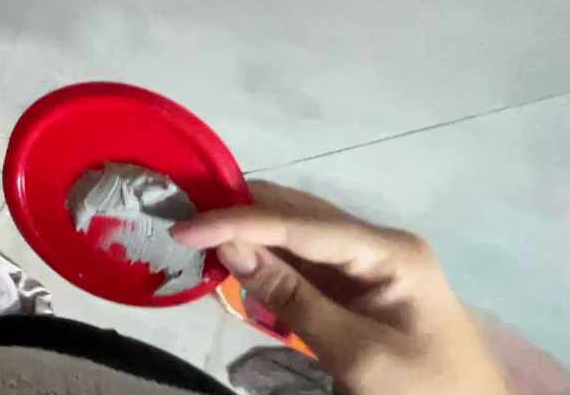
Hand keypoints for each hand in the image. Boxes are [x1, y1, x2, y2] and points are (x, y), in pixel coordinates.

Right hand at [173, 182, 505, 394]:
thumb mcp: (360, 357)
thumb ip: (292, 298)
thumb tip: (226, 247)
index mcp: (390, 252)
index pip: (295, 222)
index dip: (233, 221)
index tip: (180, 229)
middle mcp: (376, 242)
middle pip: (289, 211)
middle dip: (232, 214)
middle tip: (178, 222)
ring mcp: (365, 260)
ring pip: (286, 226)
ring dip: (240, 230)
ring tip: (193, 234)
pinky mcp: (352, 280)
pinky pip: (294, 253)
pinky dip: (257, 251)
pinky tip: (227, 254)